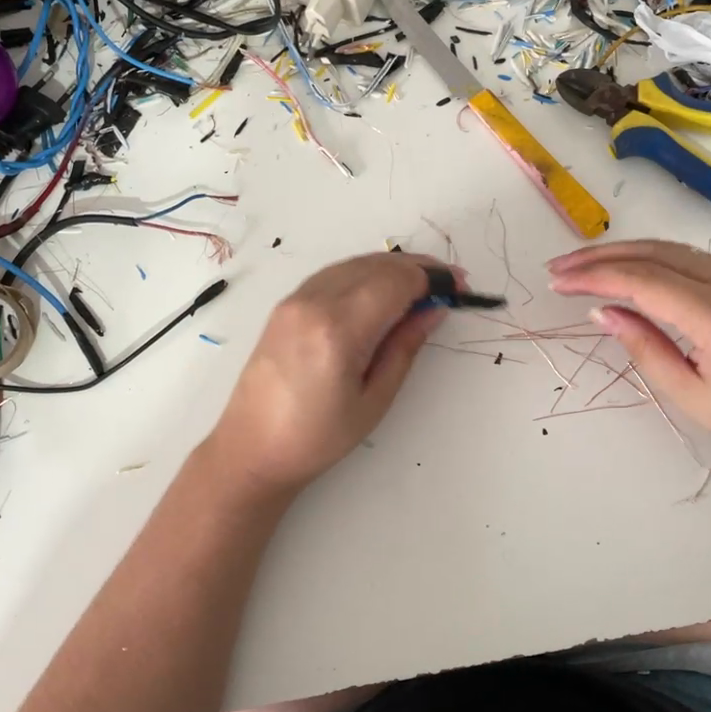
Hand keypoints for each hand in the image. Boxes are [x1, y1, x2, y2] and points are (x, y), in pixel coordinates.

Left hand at [208, 254, 450, 492]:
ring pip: (353, 264)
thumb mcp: (374, 400)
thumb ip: (404, 348)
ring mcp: (294, 300)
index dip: (432, 280)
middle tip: (448, 284)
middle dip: (416, 269)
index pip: (396, 282)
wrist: (252, 447)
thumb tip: (433, 311)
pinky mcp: (285, 305)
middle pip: (376, 266)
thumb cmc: (317, 437)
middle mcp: (313, 303)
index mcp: (339, 330)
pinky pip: (332, 274)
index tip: (458, 288)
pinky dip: (362, 274)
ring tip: (421, 287)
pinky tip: (380, 291)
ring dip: (390, 268)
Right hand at [547, 241, 710, 473]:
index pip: (641, 280)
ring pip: (669, 250)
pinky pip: (688, 258)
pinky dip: (649, 259)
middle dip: (598, 258)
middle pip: (652, 254)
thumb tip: (604, 312)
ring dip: (622, 254)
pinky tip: (627, 270)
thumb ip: (645, 349)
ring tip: (581, 267)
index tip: (556, 283)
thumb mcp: (695, 397)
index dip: (593, 277)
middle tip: (557, 270)